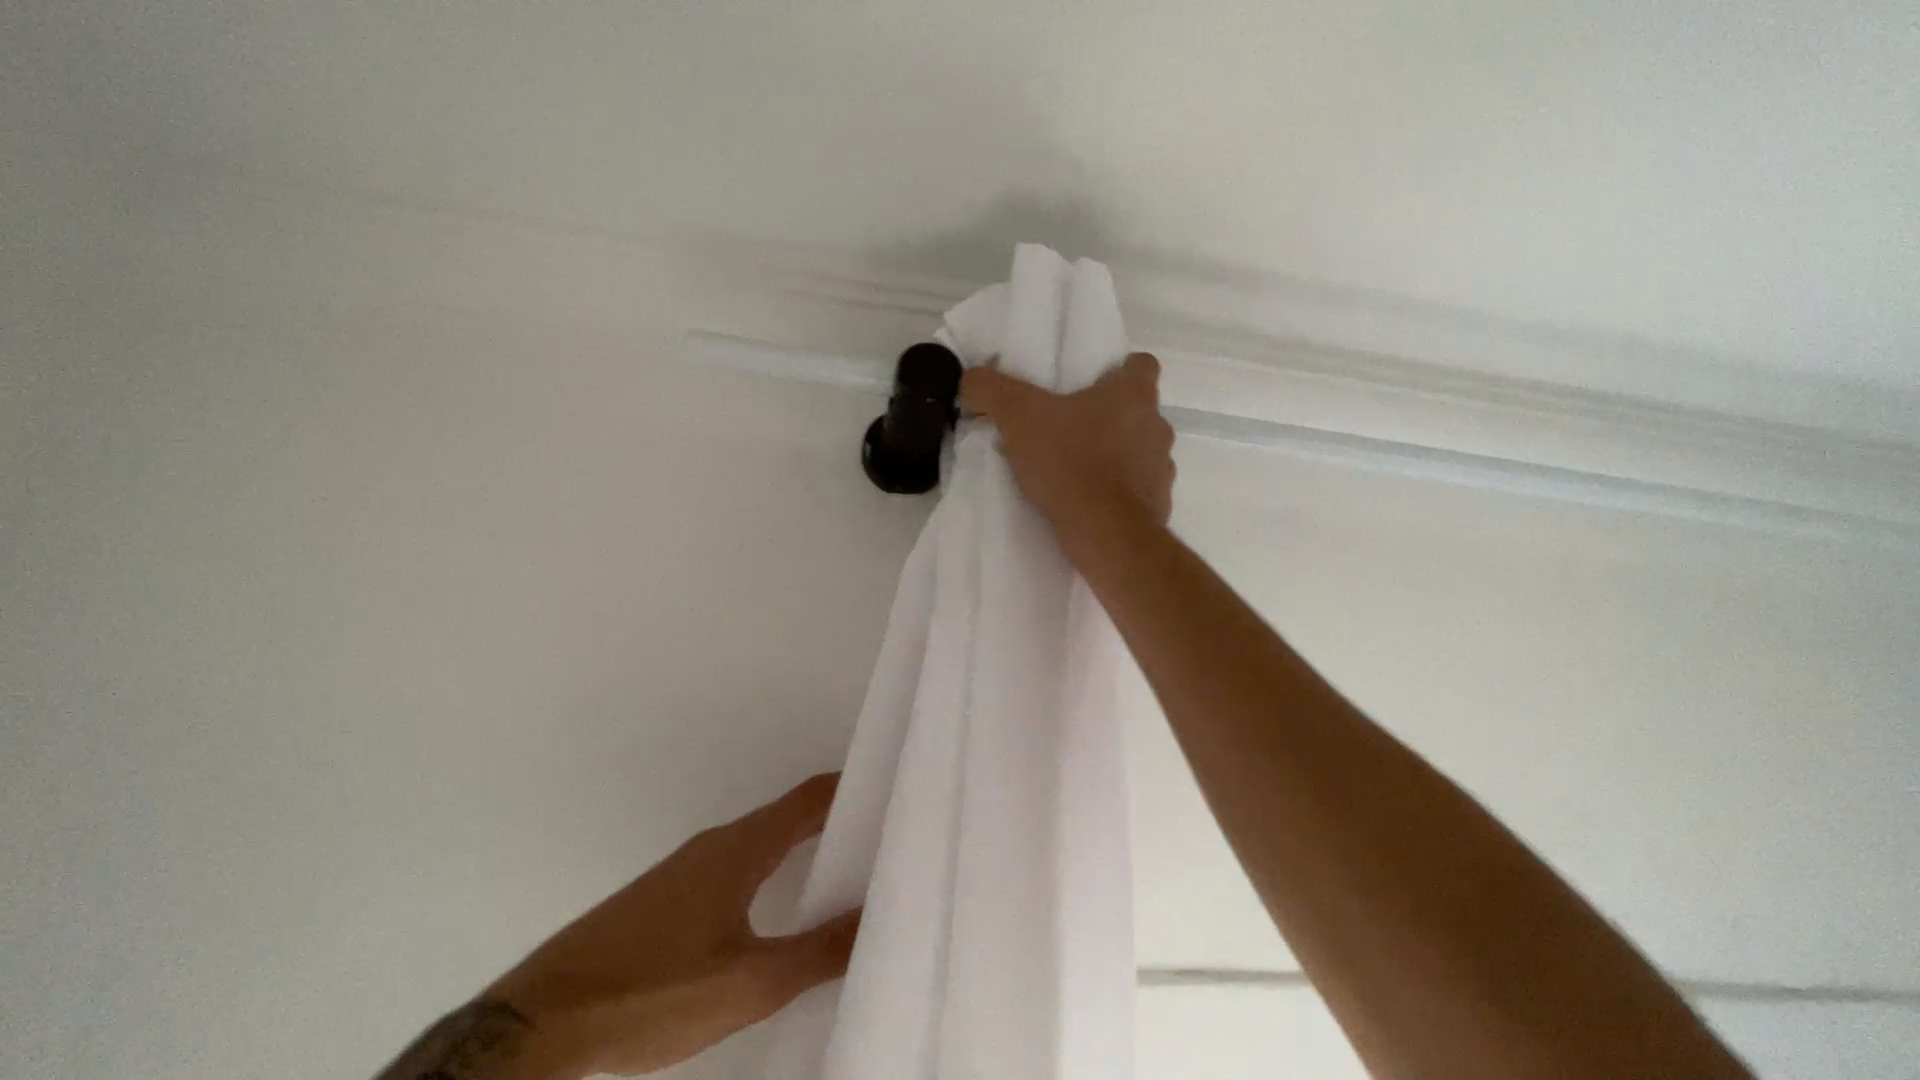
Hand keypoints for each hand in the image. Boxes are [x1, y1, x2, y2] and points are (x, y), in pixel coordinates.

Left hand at [485, 774, 858, 1077]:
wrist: (545, 1021)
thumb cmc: (654, 991)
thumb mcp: (750, 982)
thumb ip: (820, 951)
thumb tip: (883, 914)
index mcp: (739, 849)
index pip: (811, 798)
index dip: (857, 788)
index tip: (900, 792)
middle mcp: (715, 847)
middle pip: (790, 818)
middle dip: (841, 823)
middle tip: (891, 840)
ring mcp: (687, 873)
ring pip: (764, 847)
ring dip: (808, 853)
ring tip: (852, 877)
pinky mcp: (668, 902)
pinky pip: (739, 871)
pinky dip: (777, 877)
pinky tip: (787, 913)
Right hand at [960, 352, 1175, 531]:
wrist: (1107, 534)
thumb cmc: (1070, 463)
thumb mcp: (1018, 417)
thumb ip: (991, 390)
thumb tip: (971, 378)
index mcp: (1134, 396)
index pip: (1142, 365)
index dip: (1120, 369)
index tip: (1093, 382)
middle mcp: (1157, 427)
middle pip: (1138, 411)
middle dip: (1109, 417)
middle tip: (1069, 427)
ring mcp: (1162, 469)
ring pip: (1138, 451)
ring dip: (1114, 456)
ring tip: (1074, 469)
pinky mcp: (1157, 505)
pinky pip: (1136, 490)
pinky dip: (1116, 492)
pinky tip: (1086, 501)